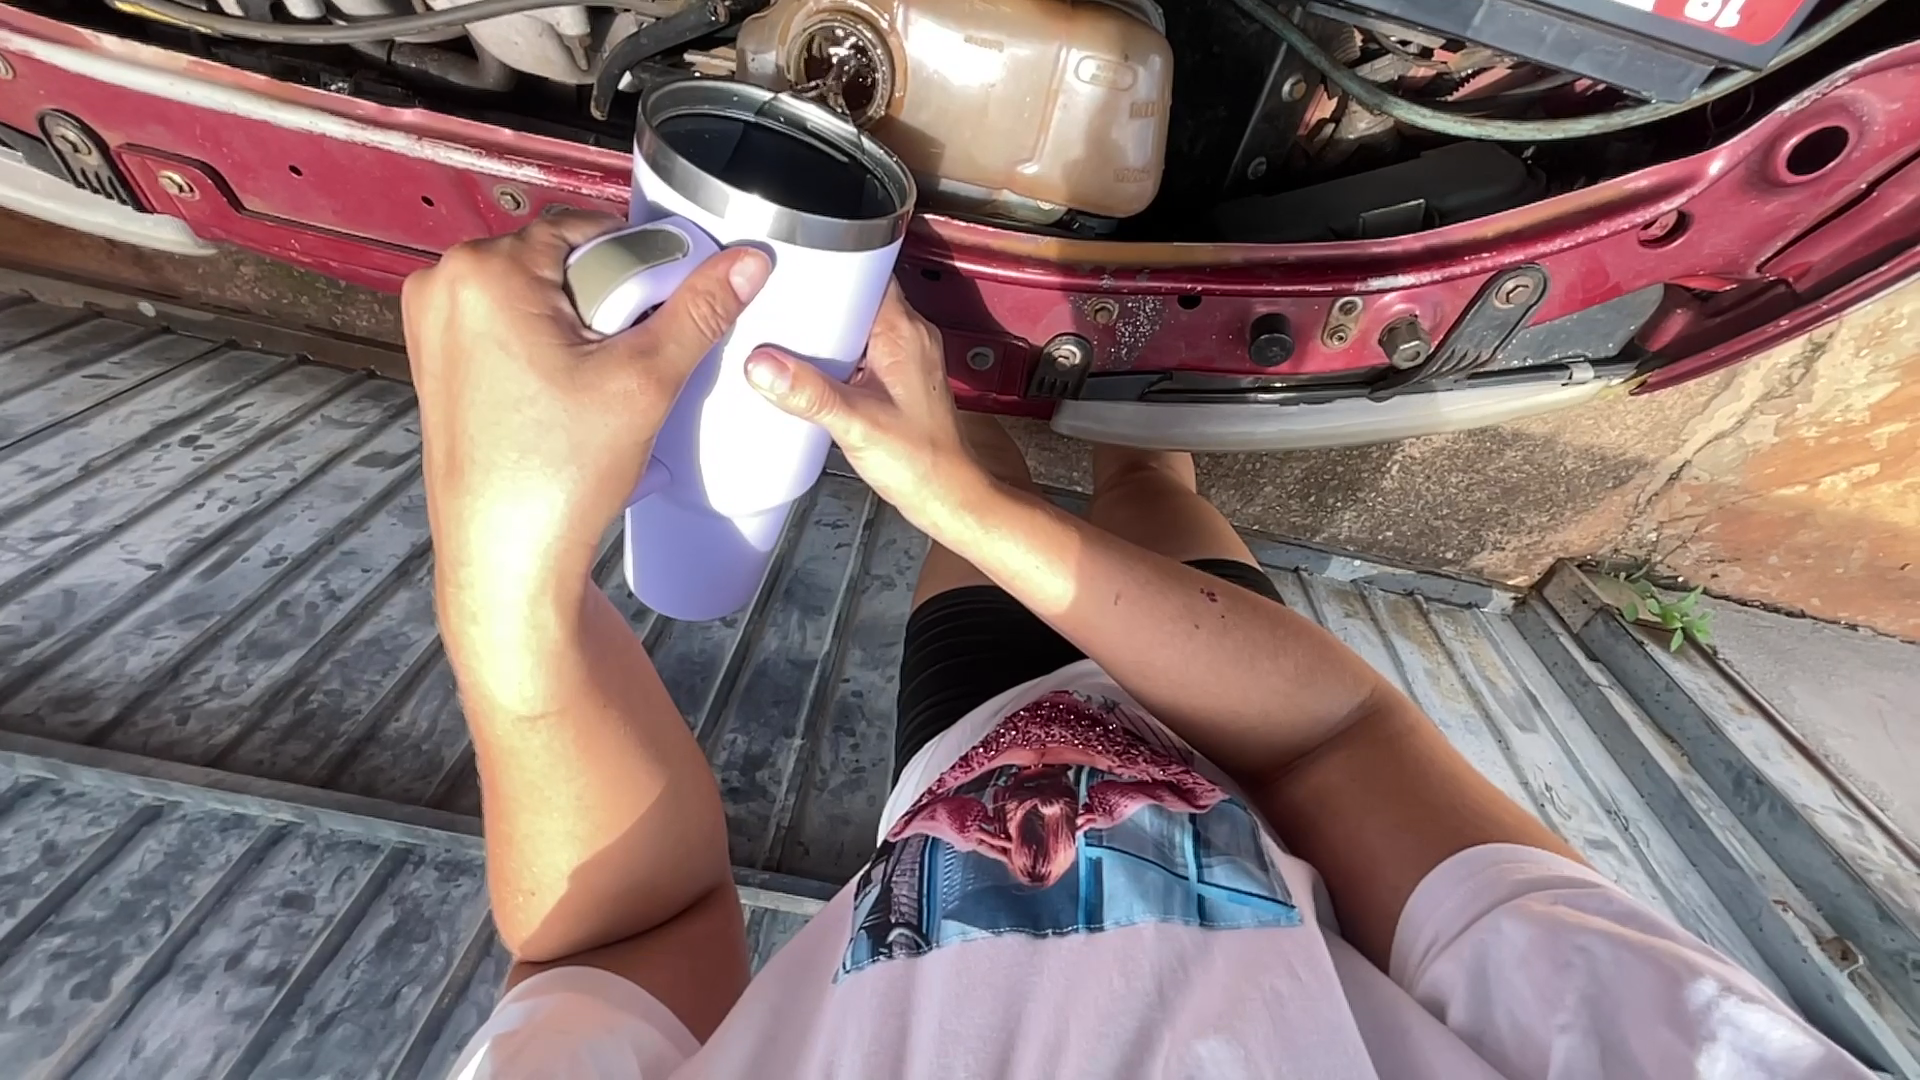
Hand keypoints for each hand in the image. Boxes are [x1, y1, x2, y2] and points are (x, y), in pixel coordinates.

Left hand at [404, 212, 769, 624]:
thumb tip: (749, 261)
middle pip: (563, 262)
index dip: (644, 267)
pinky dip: (554, 346)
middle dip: (613, 301)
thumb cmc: (561, 470)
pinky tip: (575, 396)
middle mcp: (444, 284)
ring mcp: (435, 325)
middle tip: (638, 361)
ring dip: (587, 325)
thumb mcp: (646, 381)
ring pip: (540, 296)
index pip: (592, 230)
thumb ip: (700, 311)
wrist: (508, 553)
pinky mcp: (442, 362)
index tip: (669, 316)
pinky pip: (513, 327)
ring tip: (609, 385)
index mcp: (485, 271)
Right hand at [743, 281, 990, 531]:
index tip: (793, 267)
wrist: (947, 496)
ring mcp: (908, 359)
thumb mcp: (855, 424)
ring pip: (860, 325)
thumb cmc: (921, 462)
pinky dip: (839, 356)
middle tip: (779, 307)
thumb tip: (762, 365)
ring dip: (828, 331)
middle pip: (858, 296)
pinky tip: (815, 372)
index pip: (867, 270)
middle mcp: (911, 337)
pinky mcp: (901, 381)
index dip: (830, 263)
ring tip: (788, 338)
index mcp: (904, 333)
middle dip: (820, 300)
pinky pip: (865, 351)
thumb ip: (809, 393)